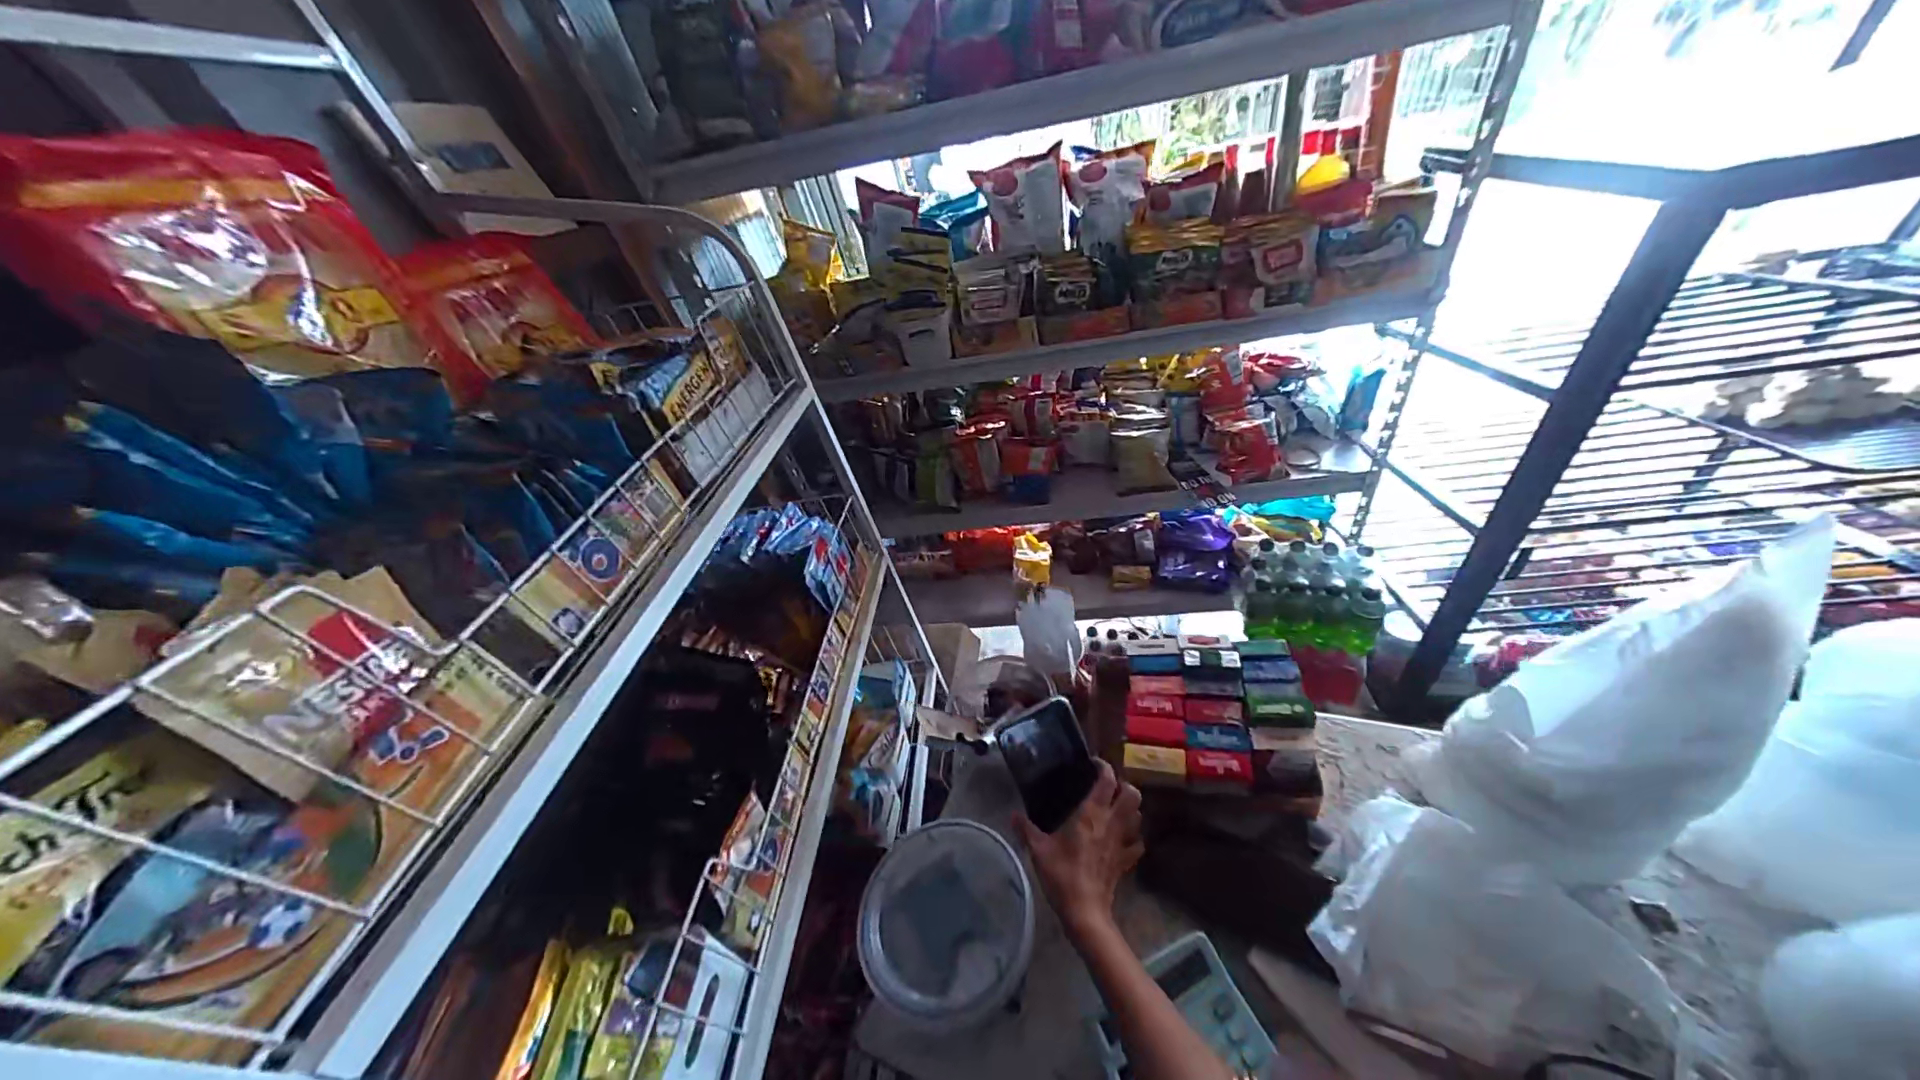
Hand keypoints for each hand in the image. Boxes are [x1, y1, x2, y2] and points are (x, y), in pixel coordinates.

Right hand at [1015, 760, 1143, 941]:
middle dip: (1124, 785)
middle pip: (1132, 794)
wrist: (1085, 911)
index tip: (1093, 763)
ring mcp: (1122, 842)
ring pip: (1138, 816)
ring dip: (1130, 808)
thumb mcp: (1038, 850)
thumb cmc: (1061, 875)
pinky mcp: (1125, 861)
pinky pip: (1137, 843)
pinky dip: (1133, 836)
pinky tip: (1122, 837)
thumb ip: (1025, 829)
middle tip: (1108, 787)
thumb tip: (1012, 815)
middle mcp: (1111, 823)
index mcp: (1091, 814)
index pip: (1107, 780)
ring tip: (1115, 807)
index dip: (1104, 767)